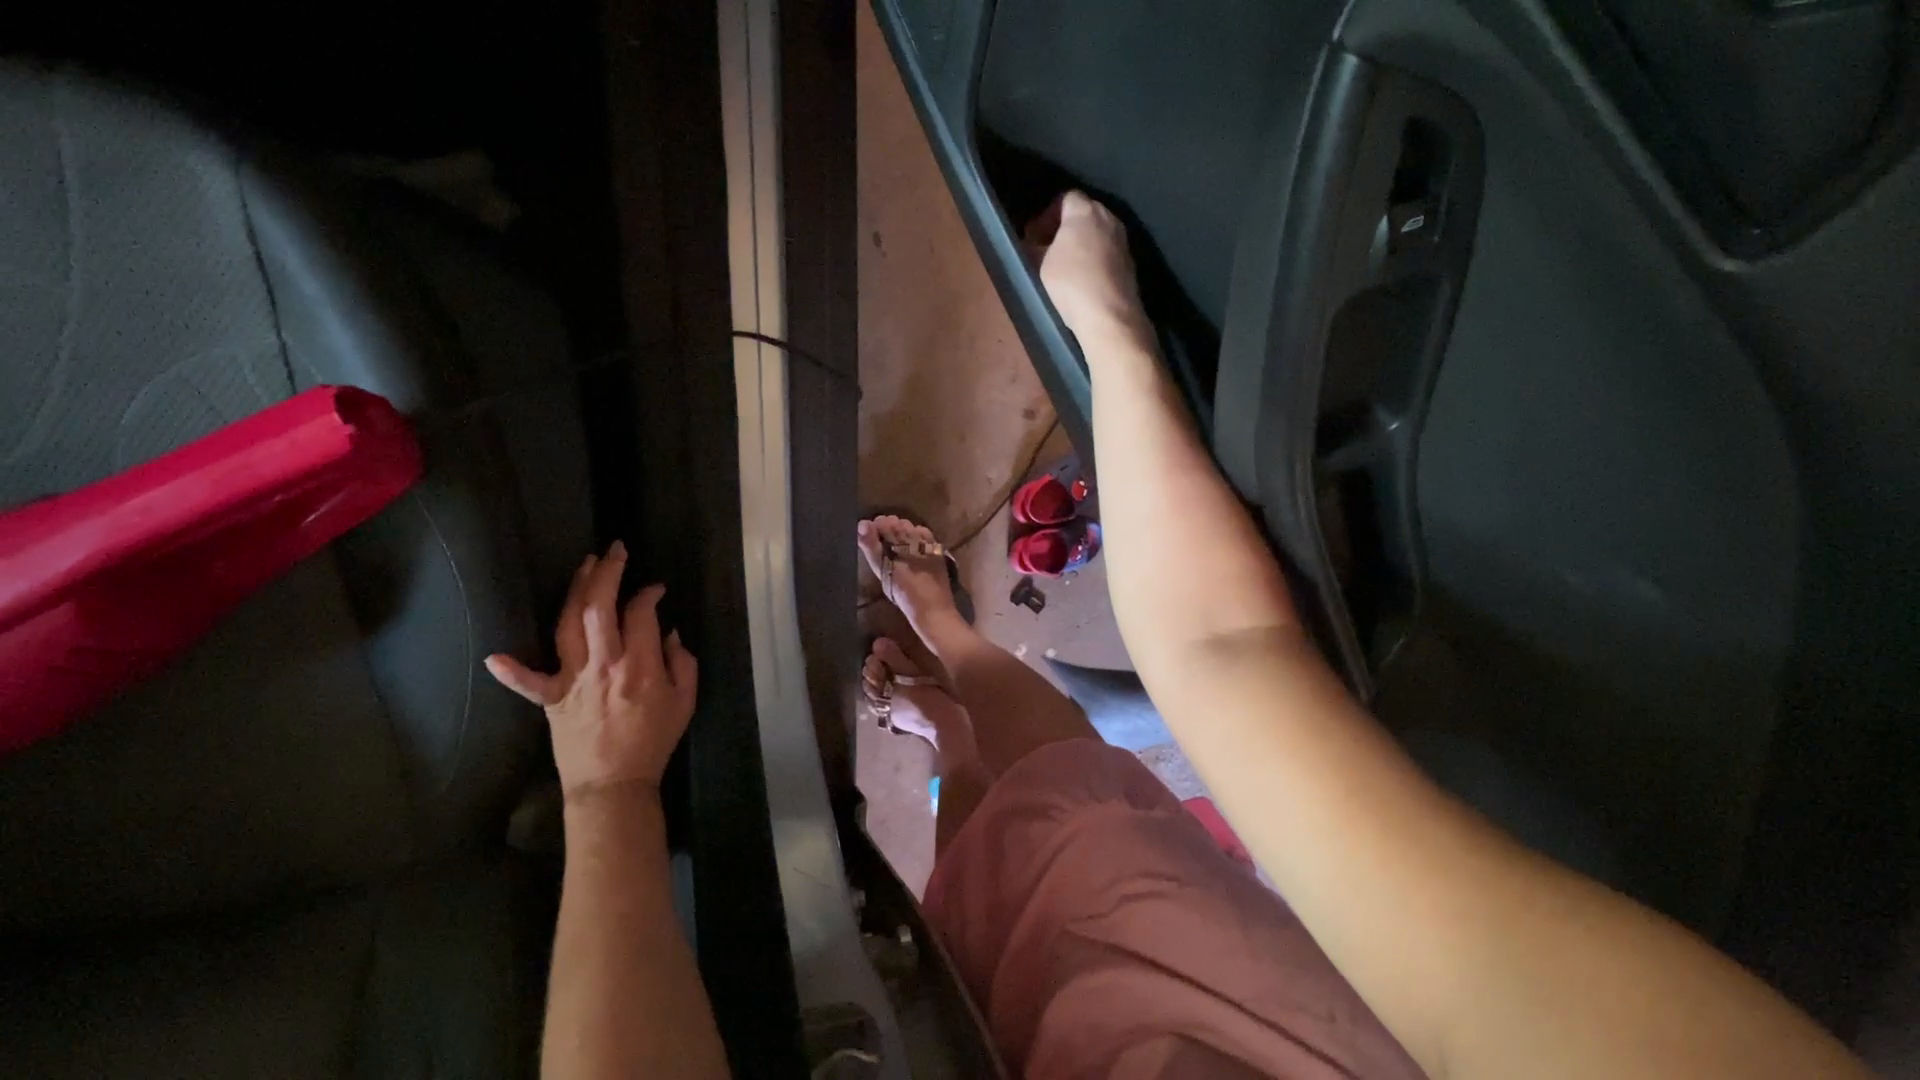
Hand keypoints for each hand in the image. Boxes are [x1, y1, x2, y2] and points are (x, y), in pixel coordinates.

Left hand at [484, 541, 697, 798]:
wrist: (614, 785)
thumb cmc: (653, 742)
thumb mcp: (685, 702)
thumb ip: (683, 663)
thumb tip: (670, 633)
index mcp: (641, 667)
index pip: (642, 614)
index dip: (649, 594)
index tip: (655, 589)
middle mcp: (605, 666)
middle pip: (601, 608)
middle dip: (608, 573)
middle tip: (615, 551)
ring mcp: (574, 680)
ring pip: (569, 625)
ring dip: (575, 591)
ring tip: (585, 566)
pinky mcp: (551, 699)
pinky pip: (528, 684)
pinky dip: (511, 671)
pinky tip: (494, 657)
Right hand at [1033, 191, 1152, 348]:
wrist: (1109, 315)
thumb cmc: (1070, 283)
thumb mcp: (1039, 265)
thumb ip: (1034, 248)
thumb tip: (1031, 245)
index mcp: (1084, 211)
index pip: (1065, 198)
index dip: (1047, 215)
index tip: (1034, 236)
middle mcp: (1109, 218)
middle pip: (1084, 214)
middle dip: (1064, 229)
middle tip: (1047, 250)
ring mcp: (1123, 241)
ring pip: (1098, 234)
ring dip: (1081, 245)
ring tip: (1064, 267)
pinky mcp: (1130, 263)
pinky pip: (1107, 253)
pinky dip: (1095, 260)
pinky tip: (1084, 280)